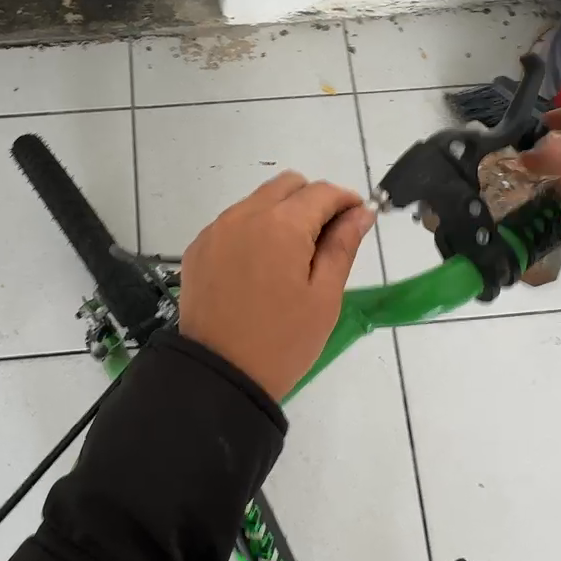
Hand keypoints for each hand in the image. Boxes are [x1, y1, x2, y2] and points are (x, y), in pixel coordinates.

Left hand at [178, 171, 375, 399]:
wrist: (219, 375)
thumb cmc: (282, 341)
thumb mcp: (324, 297)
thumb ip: (343, 246)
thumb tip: (361, 212)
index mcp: (281, 225)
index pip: (322, 192)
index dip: (345, 201)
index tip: (356, 220)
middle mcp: (245, 215)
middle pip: (287, 185)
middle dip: (312, 201)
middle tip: (325, 240)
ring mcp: (217, 229)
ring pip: (258, 200)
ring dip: (281, 214)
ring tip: (291, 259)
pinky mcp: (199, 246)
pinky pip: (233, 222)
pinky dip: (253, 230)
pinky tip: (259, 268)